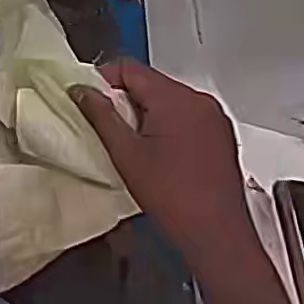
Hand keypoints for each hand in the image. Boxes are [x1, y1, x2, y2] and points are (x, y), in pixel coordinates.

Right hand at [71, 61, 260, 272]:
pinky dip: (169, 122)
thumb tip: (82, 90)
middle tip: (111, 127)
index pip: (130, 69)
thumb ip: (101, 115)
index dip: (104, 79)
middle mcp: (199, 100)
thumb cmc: (172, 197)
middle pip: (151, 82)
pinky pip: (187, 113)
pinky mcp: (221, 132)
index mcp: (175, 99)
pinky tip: (161, 151)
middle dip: (126, 99)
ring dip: (147, 111)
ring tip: (136, 144)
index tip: (90, 99)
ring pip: (169, 98)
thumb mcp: (125, 154)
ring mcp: (214, 115)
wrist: (217, 235)